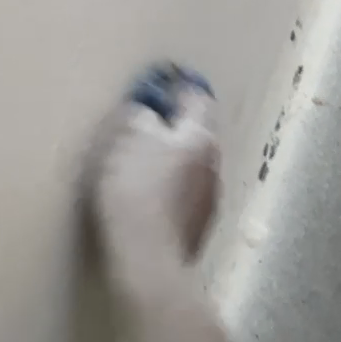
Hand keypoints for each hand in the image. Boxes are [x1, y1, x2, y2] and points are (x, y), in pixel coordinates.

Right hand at [84, 63, 221, 288]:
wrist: (146, 260)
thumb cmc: (135, 188)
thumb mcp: (127, 137)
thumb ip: (139, 115)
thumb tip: (147, 111)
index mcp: (200, 137)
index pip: (197, 97)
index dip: (178, 86)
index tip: (161, 81)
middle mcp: (213, 164)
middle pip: (194, 133)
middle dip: (171, 126)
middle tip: (141, 123)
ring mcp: (209, 200)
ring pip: (190, 166)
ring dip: (169, 160)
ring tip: (138, 164)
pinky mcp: (197, 229)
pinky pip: (182, 195)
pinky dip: (167, 189)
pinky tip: (143, 199)